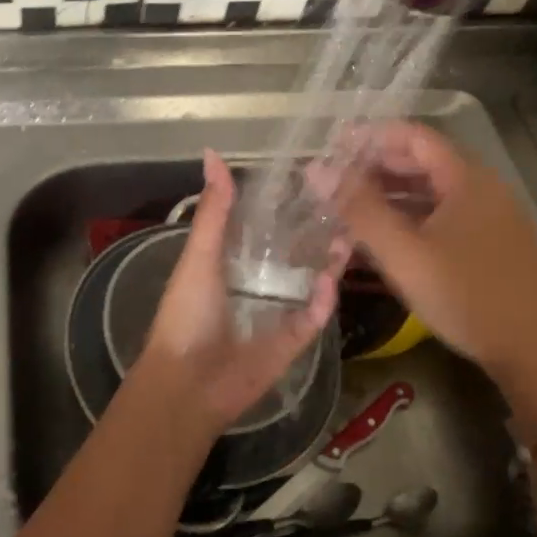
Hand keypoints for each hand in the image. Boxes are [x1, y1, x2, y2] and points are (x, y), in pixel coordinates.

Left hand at [132, 150, 341, 439]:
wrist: (188, 383)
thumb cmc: (186, 314)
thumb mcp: (200, 256)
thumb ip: (213, 211)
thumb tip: (212, 154)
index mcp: (226, 261)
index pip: (261, 226)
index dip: (285, 203)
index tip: (313, 177)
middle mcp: (252, 283)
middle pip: (291, 252)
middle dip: (315, 230)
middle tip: (345, 203)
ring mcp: (273, 313)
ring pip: (308, 281)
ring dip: (328, 261)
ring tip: (350, 233)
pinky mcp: (289, 342)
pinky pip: (312, 317)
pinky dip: (323, 300)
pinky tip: (333, 280)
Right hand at [337, 124, 536, 377]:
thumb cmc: (468, 295)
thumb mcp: (404, 253)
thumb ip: (359, 209)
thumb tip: (317, 170)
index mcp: (465, 178)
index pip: (411, 135)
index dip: (369, 137)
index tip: (330, 149)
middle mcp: (481, 188)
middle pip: (420, 162)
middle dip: (372, 170)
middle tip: (330, 184)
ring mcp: (488, 219)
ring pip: (428, 194)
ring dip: (386, 198)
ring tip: (345, 213)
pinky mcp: (488, 247)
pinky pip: (439, 218)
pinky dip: (406, 221)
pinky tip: (380, 242)